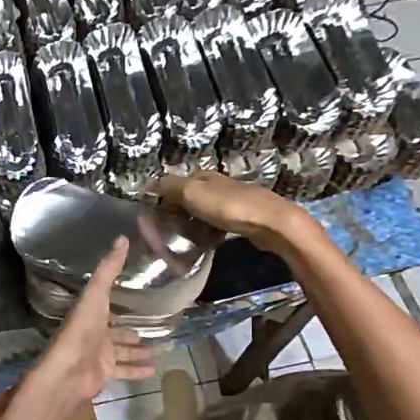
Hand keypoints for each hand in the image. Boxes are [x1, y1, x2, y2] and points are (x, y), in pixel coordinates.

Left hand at [30, 237, 156, 406]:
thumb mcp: (96, 295)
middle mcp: (94, 334)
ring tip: (161, 348)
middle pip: (118, 332)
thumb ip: (109, 270)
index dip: (121, 302)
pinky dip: (139, 370)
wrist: (68, 370)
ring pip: (124, 352)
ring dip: (140, 351)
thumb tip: (122, 238)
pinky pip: (125, 371)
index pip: (107, 306)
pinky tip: (155, 369)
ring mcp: (99, 355)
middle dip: (133, 331)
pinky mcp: (104, 373)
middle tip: (155, 327)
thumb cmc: (82, 330)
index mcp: (91, 314)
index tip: (140, 297)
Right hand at [154, 171, 318, 253]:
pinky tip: (205, 243)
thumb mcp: (193, 192)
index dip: (164, 194)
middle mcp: (221, 185)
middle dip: (178, 209)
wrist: (271, 223)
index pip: (178, 181)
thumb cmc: (229, 206)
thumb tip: (147, 185)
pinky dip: (208, 232)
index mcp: (207, 176)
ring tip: (180, 239)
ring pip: (206, 211)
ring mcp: (235, 202)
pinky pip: (218, 225)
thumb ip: (169, 187)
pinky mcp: (245, 220)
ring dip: (193, 222)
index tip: (151, 211)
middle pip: (193, 196)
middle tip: (163, 228)